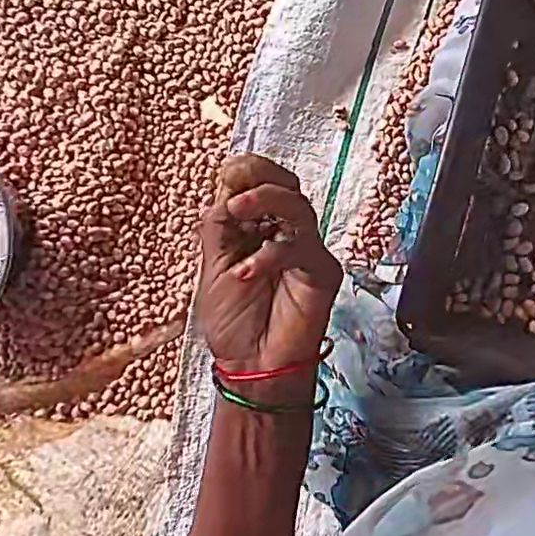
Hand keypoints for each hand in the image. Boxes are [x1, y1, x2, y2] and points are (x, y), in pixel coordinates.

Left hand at [196, 155, 342, 385]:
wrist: (251, 365)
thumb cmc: (234, 320)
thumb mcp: (213, 266)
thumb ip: (220, 226)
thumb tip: (225, 189)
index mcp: (258, 228)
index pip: (262, 184)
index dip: (248, 170)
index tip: (227, 172)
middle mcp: (284, 233)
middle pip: (286, 186)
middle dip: (261, 177)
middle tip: (236, 186)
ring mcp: (305, 250)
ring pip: (298, 207)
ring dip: (266, 201)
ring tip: (237, 211)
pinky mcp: (321, 270)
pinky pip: (302, 247)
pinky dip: (271, 254)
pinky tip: (248, 271)